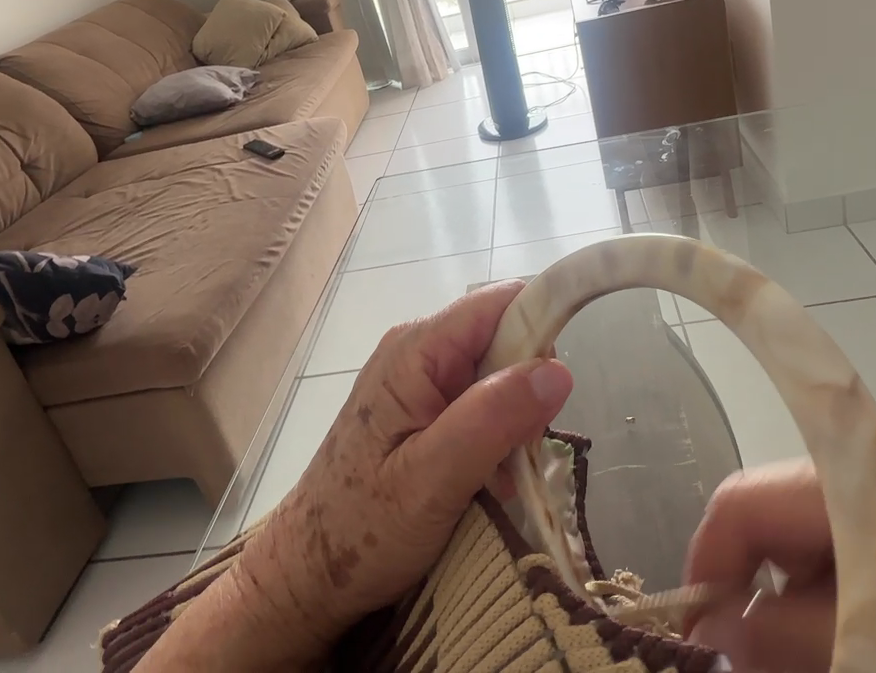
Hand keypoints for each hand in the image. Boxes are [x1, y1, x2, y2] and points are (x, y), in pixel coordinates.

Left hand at [145, 280, 571, 670]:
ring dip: (515, 420)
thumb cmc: (361, 528)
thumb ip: (493, 418)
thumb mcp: (433, 477)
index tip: (569, 376)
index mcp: (417, 350)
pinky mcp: (422, 408)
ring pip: (497, 373)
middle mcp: (418, 350)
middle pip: (503, 336)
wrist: (306, 573)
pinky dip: (497, 436)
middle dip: (529, 387)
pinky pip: (480, 402)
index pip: (499, 302)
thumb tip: (558, 368)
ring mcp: (419, 379)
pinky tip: (487, 481)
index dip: (544, 320)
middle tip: (523, 450)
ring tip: (501, 478)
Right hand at [683, 424, 875, 672]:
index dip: (709, 568)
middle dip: (764, 596)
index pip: (744, 502)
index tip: (701, 640)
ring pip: (820, 536)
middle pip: (780, 516)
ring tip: (834, 659)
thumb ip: (799, 639)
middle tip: (771, 667)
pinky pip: (864, 545)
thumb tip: (722, 633)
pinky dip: (852, 597)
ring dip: (810, 605)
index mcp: (871, 473)